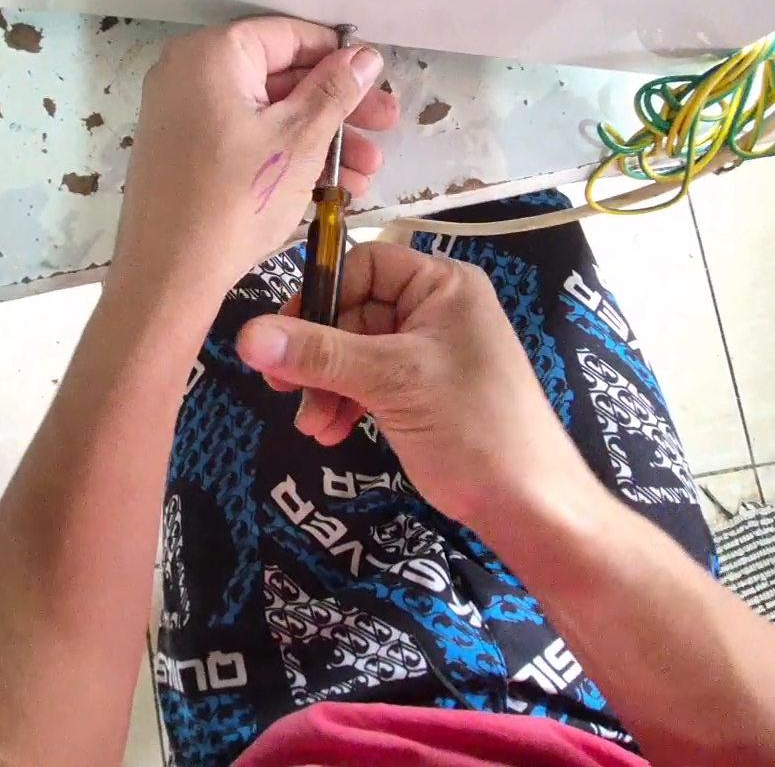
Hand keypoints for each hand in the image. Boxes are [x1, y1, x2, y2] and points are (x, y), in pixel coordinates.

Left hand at [111, 17, 399, 301]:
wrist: (168, 275)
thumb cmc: (234, 200)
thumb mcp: (297, 141)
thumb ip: (335, 91)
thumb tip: (365, 55)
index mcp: (212, 55)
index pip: (289, 36)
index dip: (339, 58)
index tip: (377, 84)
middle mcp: (189, 73)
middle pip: (279, 76)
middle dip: (337, 107)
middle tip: (385, 128)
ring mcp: (182, 114)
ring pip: (265, 114)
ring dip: (319, 139)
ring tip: (366, 173)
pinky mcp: (183, 152)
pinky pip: (242, 138)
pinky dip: (282, 155)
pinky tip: (330, 186)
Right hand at [235, 242, 602, 528]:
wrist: (529, 508)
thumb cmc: (471, 425)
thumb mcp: (390, 381)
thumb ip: (317, 354)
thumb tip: (246, 336)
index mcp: (441, 286)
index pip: (363, 265)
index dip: (322, 296)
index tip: (284, 335)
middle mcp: (432, 309)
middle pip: (351, 312)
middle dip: (318, 354)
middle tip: (281, 386)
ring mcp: (423, 350)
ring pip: (351, 351)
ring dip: (325, 385)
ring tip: (311, 424)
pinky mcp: (416, 388)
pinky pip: (364, 380)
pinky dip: (342, 402)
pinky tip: (328, 432)